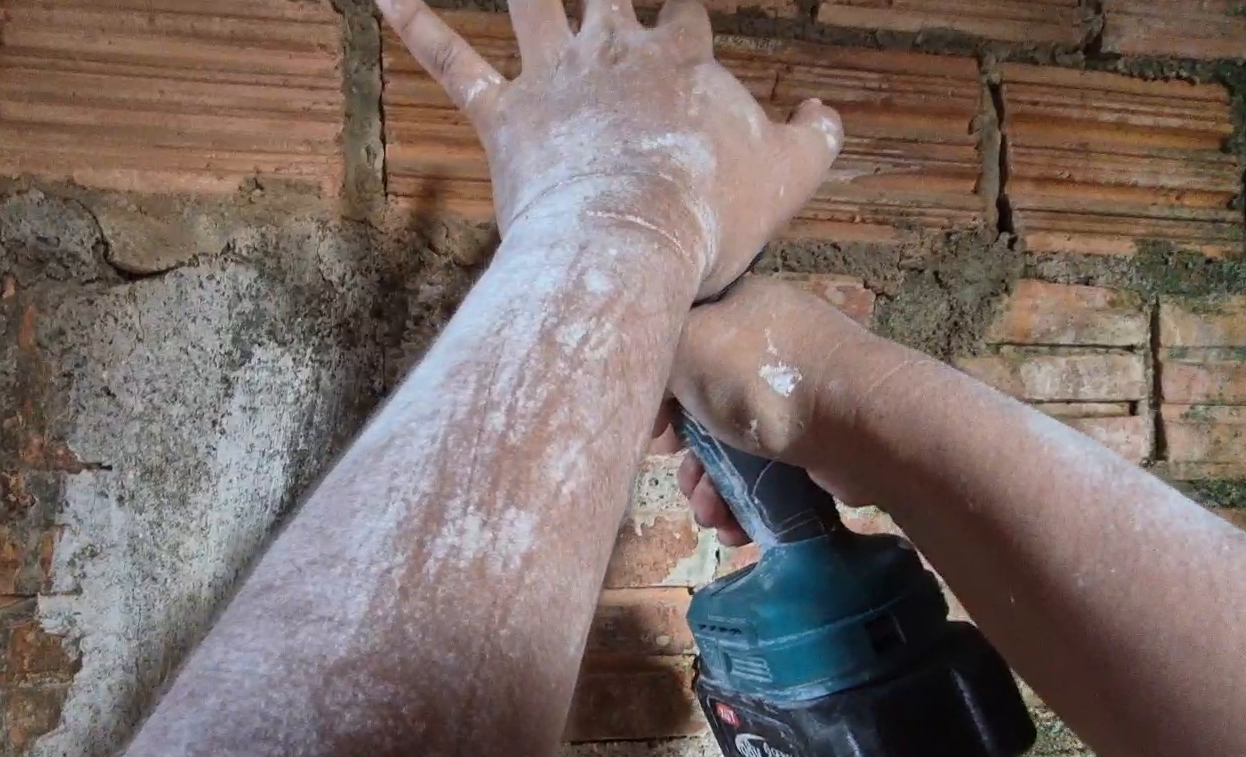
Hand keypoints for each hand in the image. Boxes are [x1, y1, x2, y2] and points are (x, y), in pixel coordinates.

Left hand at [379, 0, 843, 295]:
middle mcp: (615, 50)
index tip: (677, 16)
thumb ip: (819, 138)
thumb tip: (824, 111)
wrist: (636, 245)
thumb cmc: (712, 218)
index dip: (680, 12)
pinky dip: (421, 28)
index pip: (683, 13)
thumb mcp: (791, 178)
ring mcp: (557, 79)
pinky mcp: (509, 120)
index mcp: (680, 58)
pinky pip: (456, 66)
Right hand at [652, 277, 911, 536]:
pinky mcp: (817, 439)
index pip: (683, 347)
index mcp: (740, 309)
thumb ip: (654, 357)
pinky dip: (746, 501)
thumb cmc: (762, 378)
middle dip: (689, 459)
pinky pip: (767, 471)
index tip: (656, 434)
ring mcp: (796, 394)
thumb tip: (659, 397)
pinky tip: (737, 528)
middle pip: (705, 407)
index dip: (661, 394)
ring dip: (713, 490)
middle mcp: (769, 347)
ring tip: (712, 519)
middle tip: (685, 485)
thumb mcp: (685, 346)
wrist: (859, 423)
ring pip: (734, 447)